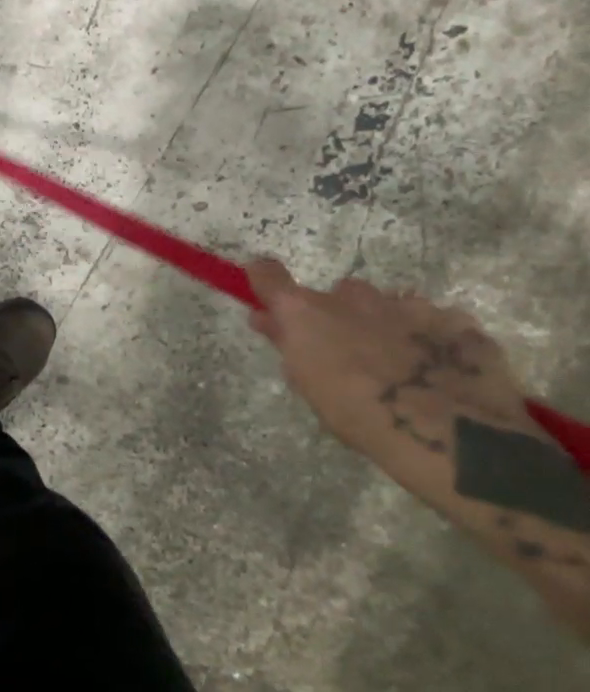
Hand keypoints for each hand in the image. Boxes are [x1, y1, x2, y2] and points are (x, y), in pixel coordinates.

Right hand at [246, 259, 589, 639]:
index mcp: (311, 315)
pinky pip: (439, 323)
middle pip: (338, 290)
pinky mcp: (468, 330)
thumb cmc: (374, 432)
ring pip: (389, 304)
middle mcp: (359, 298)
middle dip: (337, 314)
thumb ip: (290, 349)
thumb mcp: (315, 397)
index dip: (260, 272)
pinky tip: (443, 378)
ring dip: (388, 329)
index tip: (252, 272)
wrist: (476, 458)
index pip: (270, 273)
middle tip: (342, 360)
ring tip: (402, 378)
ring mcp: (417, 310)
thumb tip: (268, 318)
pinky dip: (435, 341)